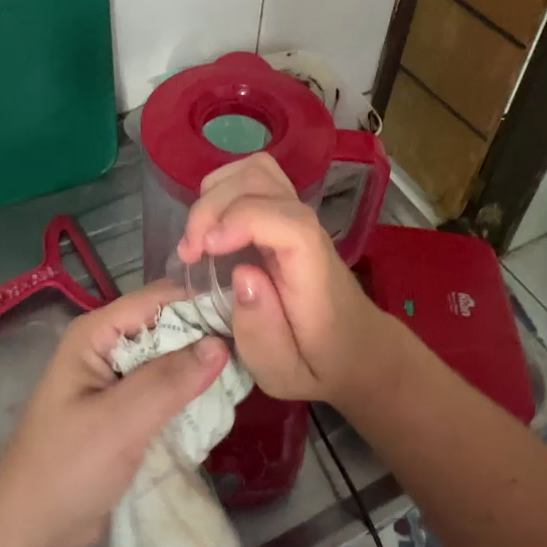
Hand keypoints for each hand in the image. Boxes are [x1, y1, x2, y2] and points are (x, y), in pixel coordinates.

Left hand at [0, 281, 228, 546]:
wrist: (32, 532)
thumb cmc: (67, 468)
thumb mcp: (119, 423)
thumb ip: (169, 381)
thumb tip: (222, 342)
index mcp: (96, 333)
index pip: (158, 298)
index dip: (201, 302)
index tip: (247, 316)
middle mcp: (108, 347)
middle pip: (167, 326)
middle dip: (206, 337)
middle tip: (253, 349)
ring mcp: (117, 381)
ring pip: (170, 360)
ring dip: (201, 369)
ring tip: (246, 373)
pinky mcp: (126, 412)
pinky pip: (166, 391)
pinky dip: (190, 395)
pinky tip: (219, 402)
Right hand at [177, 152, 396, 404]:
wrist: (357, 348)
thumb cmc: (320, 364)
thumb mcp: (288, 375)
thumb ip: (264, 334)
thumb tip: (242, 273)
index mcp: (315, 274)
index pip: (290, 223)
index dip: (243, 220)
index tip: (205, 250)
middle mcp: (309, 232)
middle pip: (264, 183)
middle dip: (213, 208)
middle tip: (189, 254)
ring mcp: (298, 215)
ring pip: (257, 171)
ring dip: (214, 195)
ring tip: (197, 239)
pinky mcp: (286, 211)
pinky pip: (254, 177)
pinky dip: (222, 190)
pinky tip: (209, 227)